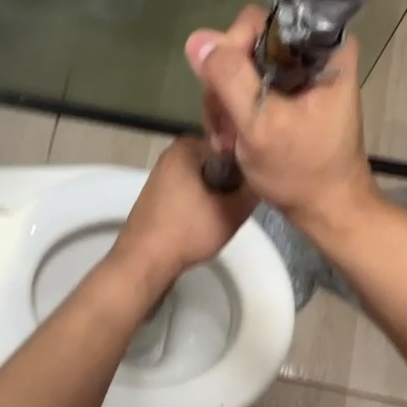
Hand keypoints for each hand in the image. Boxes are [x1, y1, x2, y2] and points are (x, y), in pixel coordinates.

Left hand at [108, 138, 257, 291]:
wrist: (144, 260)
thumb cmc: (188, 231)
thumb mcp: (232, 212)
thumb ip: (253, 190)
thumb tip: (262, 179)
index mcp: (187, 147)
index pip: (232, 146)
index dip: (247, 166)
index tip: (255, 187)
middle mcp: (172, 153)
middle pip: (217, 162)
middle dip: (231, 180)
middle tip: (240, 204)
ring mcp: (162, 173)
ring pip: (204, 177)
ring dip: (217, 192)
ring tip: (225, 213)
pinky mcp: (158, 193)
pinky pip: (190, 189)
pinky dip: (201, 200)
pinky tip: (206, 219)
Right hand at [185, 5, 381, 237]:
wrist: (328, 211)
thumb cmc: (302, 172)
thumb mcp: (260, 125)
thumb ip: (229, 78)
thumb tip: (197, 41)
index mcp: (323, 49)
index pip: (260, 23)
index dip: (233, 52)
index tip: (225, 91)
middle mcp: (314, 53)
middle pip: (246, 46)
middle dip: (226, 86)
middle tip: (227, 128)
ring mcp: (301, 75)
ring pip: (242, 69)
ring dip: (226, 105)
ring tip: (230, 141)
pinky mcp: (291, 95)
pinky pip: (249, 87)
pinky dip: (236, 113)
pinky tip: (234, 140)